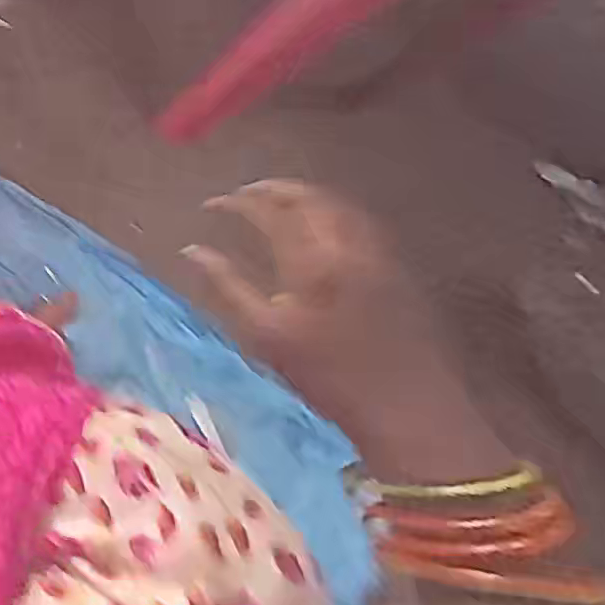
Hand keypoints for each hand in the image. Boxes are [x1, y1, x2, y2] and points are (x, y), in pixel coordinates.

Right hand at [180, 180, 463, 436]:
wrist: (411, 415)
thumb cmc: (326, 375)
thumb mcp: (263, 332)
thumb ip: (226, 284)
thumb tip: (192, 250)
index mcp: (313, 262)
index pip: (270, 213)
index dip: (237, 203)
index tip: (212, 204)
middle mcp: (350, 250)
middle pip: (312, 199)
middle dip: (273, 190)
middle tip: (243, 193)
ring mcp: (381, 259)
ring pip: (341, 207)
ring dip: (305, 197)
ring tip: (276, 202)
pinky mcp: (398, 273)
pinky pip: (361, 224)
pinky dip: (331, 213)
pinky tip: (316, 227)